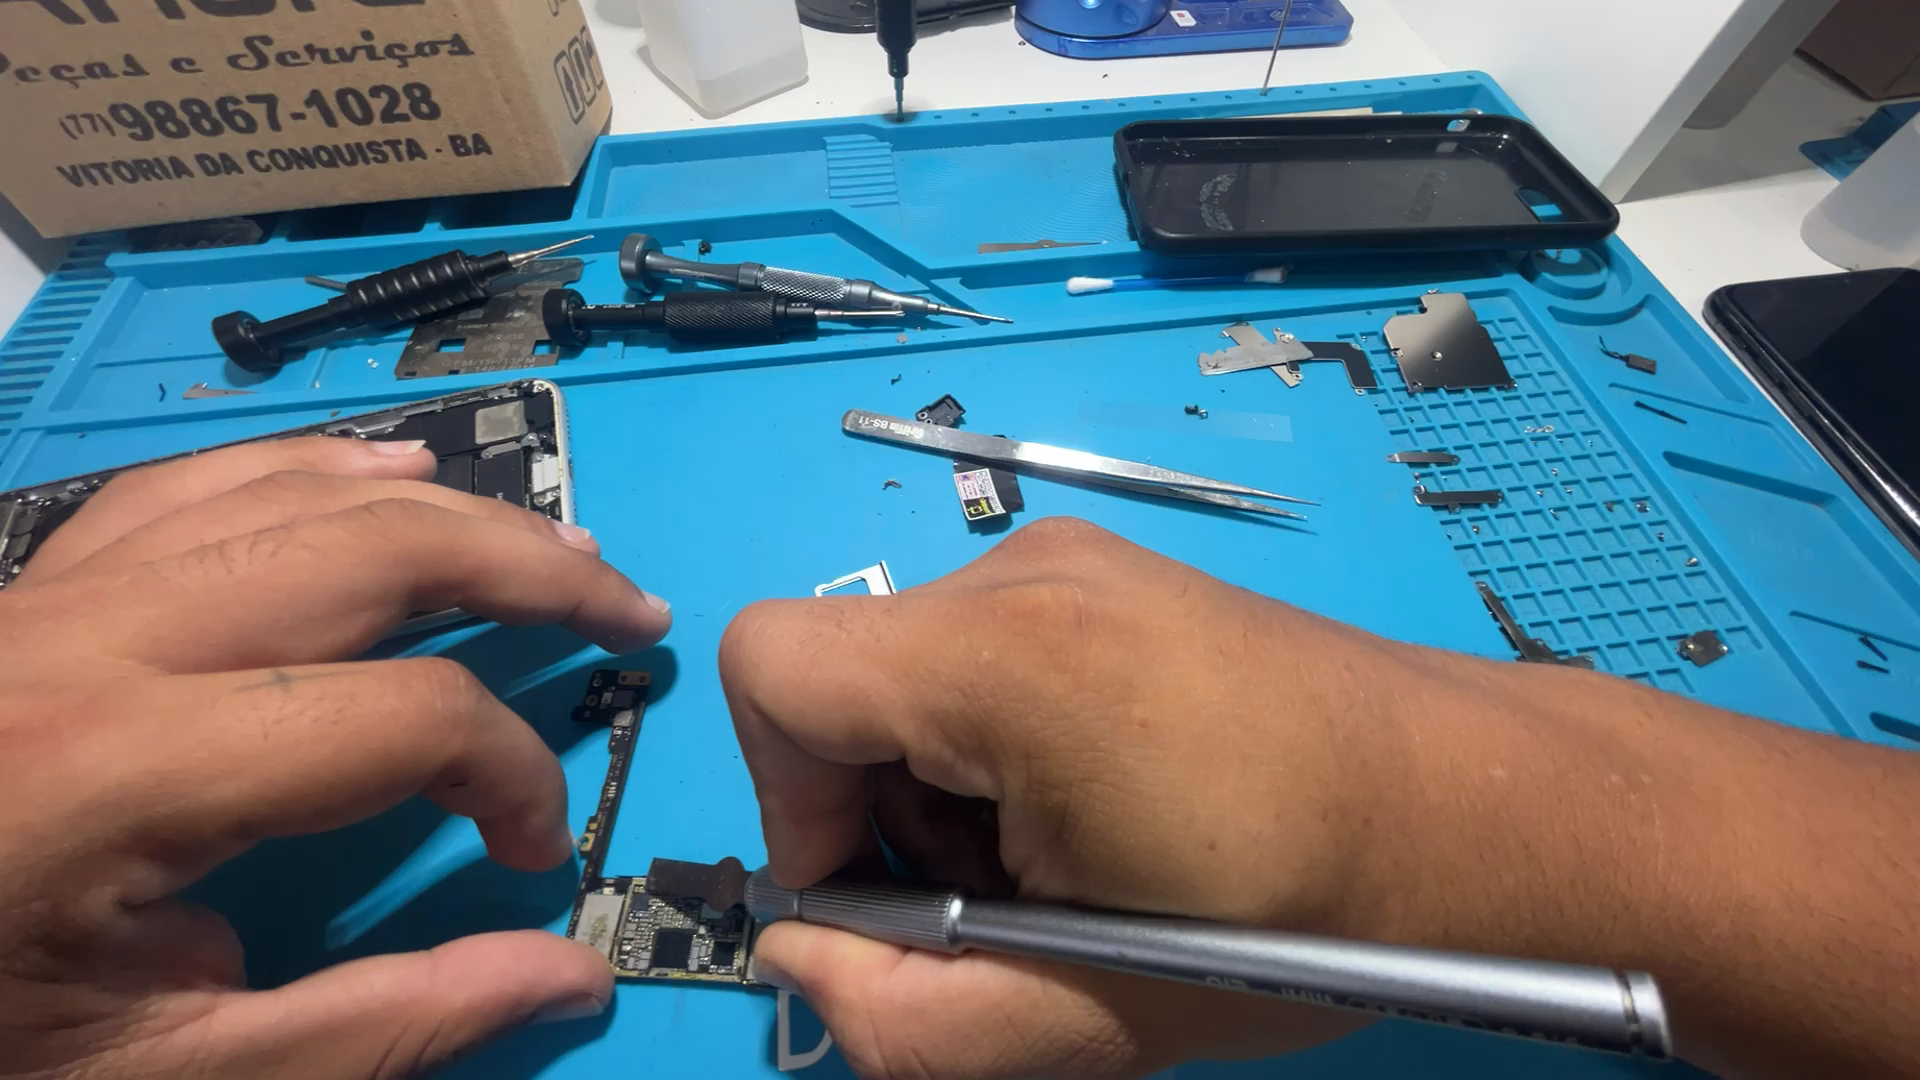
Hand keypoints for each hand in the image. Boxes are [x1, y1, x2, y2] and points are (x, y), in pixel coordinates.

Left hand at [0, 437, 670, 1078]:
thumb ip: (392, 1021)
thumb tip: (577, 979)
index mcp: (116, 769)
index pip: (414, 719)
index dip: (514, 779)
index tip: (535, 853)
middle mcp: (96, 640)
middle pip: (392, 553)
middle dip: (545, 576)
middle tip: (634, 608)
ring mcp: (54, 591)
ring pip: (320, 496)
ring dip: (470, 514)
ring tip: (567, 542)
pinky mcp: (37, 585)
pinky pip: (211, 485)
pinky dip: (330, 468)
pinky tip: (400, 469)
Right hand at [720, 517, 1399, 1077]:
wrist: (1466, 799)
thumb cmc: (1301, 911)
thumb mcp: (1087, 1014)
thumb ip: (900, 1015)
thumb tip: (798, 942)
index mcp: (1004, 652)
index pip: (771, 663)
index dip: (784, 793)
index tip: (876, 881)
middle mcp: (1020, 569)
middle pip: (838, 675)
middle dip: (875, 803)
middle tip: (991, 890)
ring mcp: (1062, 554)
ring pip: (904, 666)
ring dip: (938, 776)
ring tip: (1055, 847)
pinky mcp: (1095, 565)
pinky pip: (971, 644)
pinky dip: (985, 732)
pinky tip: (1086, 788)